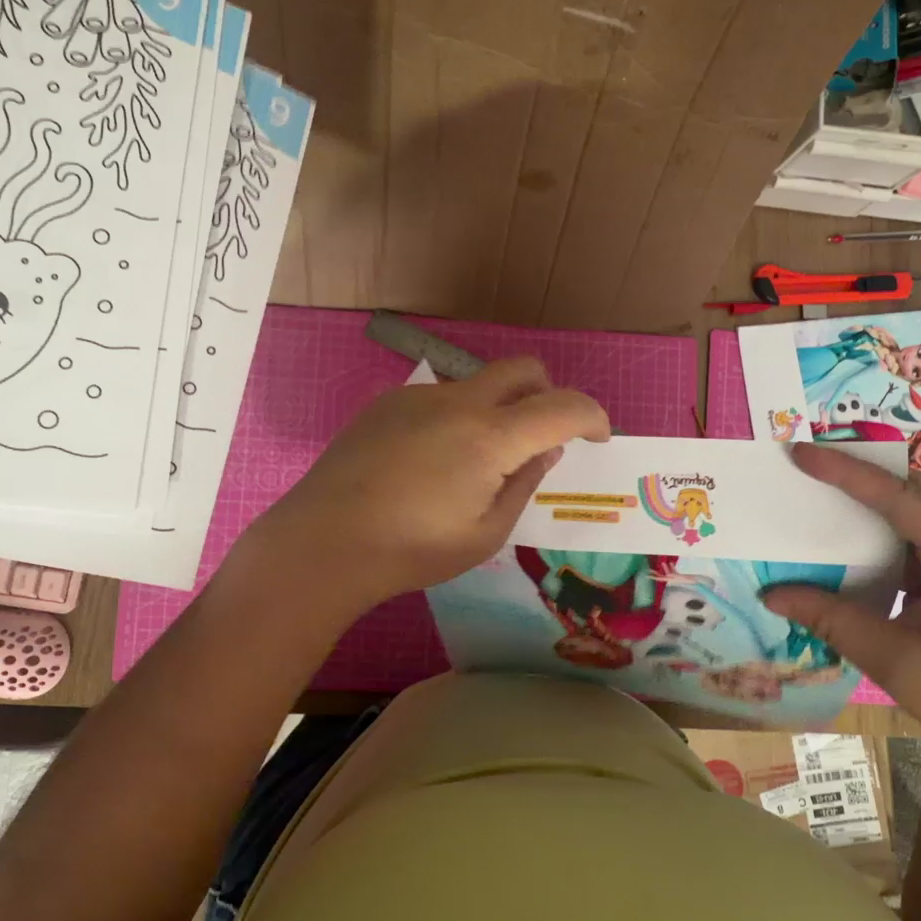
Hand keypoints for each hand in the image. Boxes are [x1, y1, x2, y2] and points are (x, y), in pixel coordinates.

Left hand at [249, 358, 609, 608]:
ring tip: (475, 461)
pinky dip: (455, 417)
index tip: (597, 436)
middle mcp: (458, 402)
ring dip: (496, 408)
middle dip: (548, 393)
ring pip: (476, 383)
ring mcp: (417, 397)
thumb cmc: (412, 550)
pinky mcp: (385, 403)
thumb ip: (523, 484)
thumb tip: (543, 448)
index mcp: (491, 437)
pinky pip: (437, 398)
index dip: (592, 416)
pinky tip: (428, 462)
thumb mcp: (485, 534)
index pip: (562, 406)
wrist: (324, 541)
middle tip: (543, 434)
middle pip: (522, 369)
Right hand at [760, 444, 920, 779]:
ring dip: (877, 513)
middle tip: (812, 468)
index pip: (906, 498)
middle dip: (865, 479)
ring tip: (827, 503)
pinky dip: (892, 545)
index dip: (849, 473)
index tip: (802, 452)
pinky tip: (860, 554)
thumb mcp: (894, 659)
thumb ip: (830, 618)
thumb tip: (770, 594)